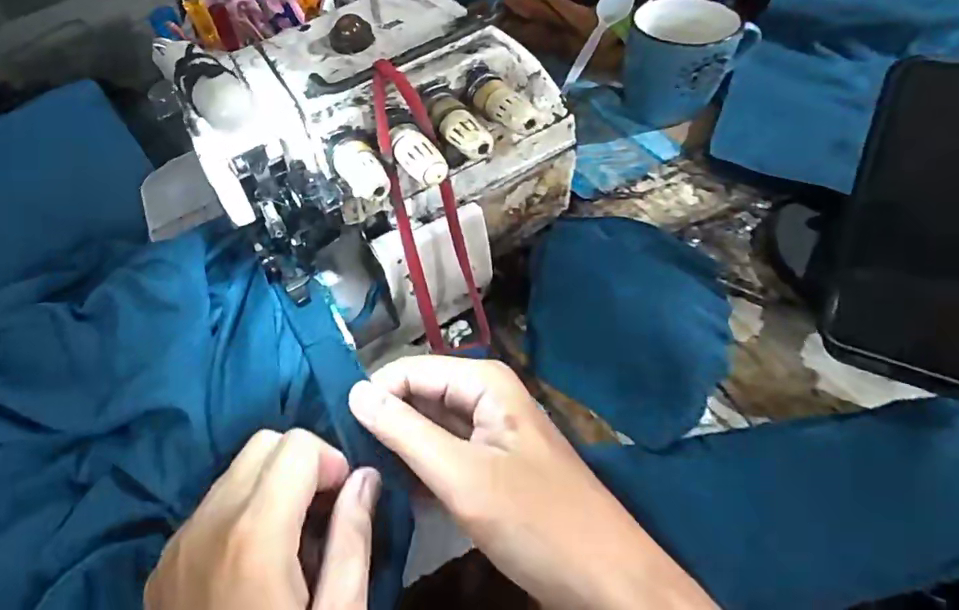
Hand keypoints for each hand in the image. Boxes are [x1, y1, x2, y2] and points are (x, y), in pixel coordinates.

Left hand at [146, 428, 382, 609]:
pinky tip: (254, 569)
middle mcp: (207, 522)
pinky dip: (238, 514)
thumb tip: (365, 477)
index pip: (295, 446)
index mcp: (253, 533)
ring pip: (231, 474)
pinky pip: (207, 510)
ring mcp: (177, 544)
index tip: (346, 500)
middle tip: (324, 516)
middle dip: (300, 464)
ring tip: (292, 544)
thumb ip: (352, 541)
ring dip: (268, 488)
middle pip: (260, 445)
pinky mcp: (162, 566)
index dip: (330, 462)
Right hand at [348, 357, 716, 609]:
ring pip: (431, 426)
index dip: (374, 395)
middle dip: (386, 422)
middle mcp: (486, 396)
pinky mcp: (496, 466)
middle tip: (348, 458)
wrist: (617, 591)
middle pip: (419, 395)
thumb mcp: (462, 477)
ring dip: (401, 448)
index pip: (408, 370)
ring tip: (366, 474)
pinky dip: (423, 469)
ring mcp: (493, 432)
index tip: (341, 432)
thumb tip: (353, 392)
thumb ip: (404, 431)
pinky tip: (400, 492)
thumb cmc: (540, 525)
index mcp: (483, 382)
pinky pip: (447, 454)